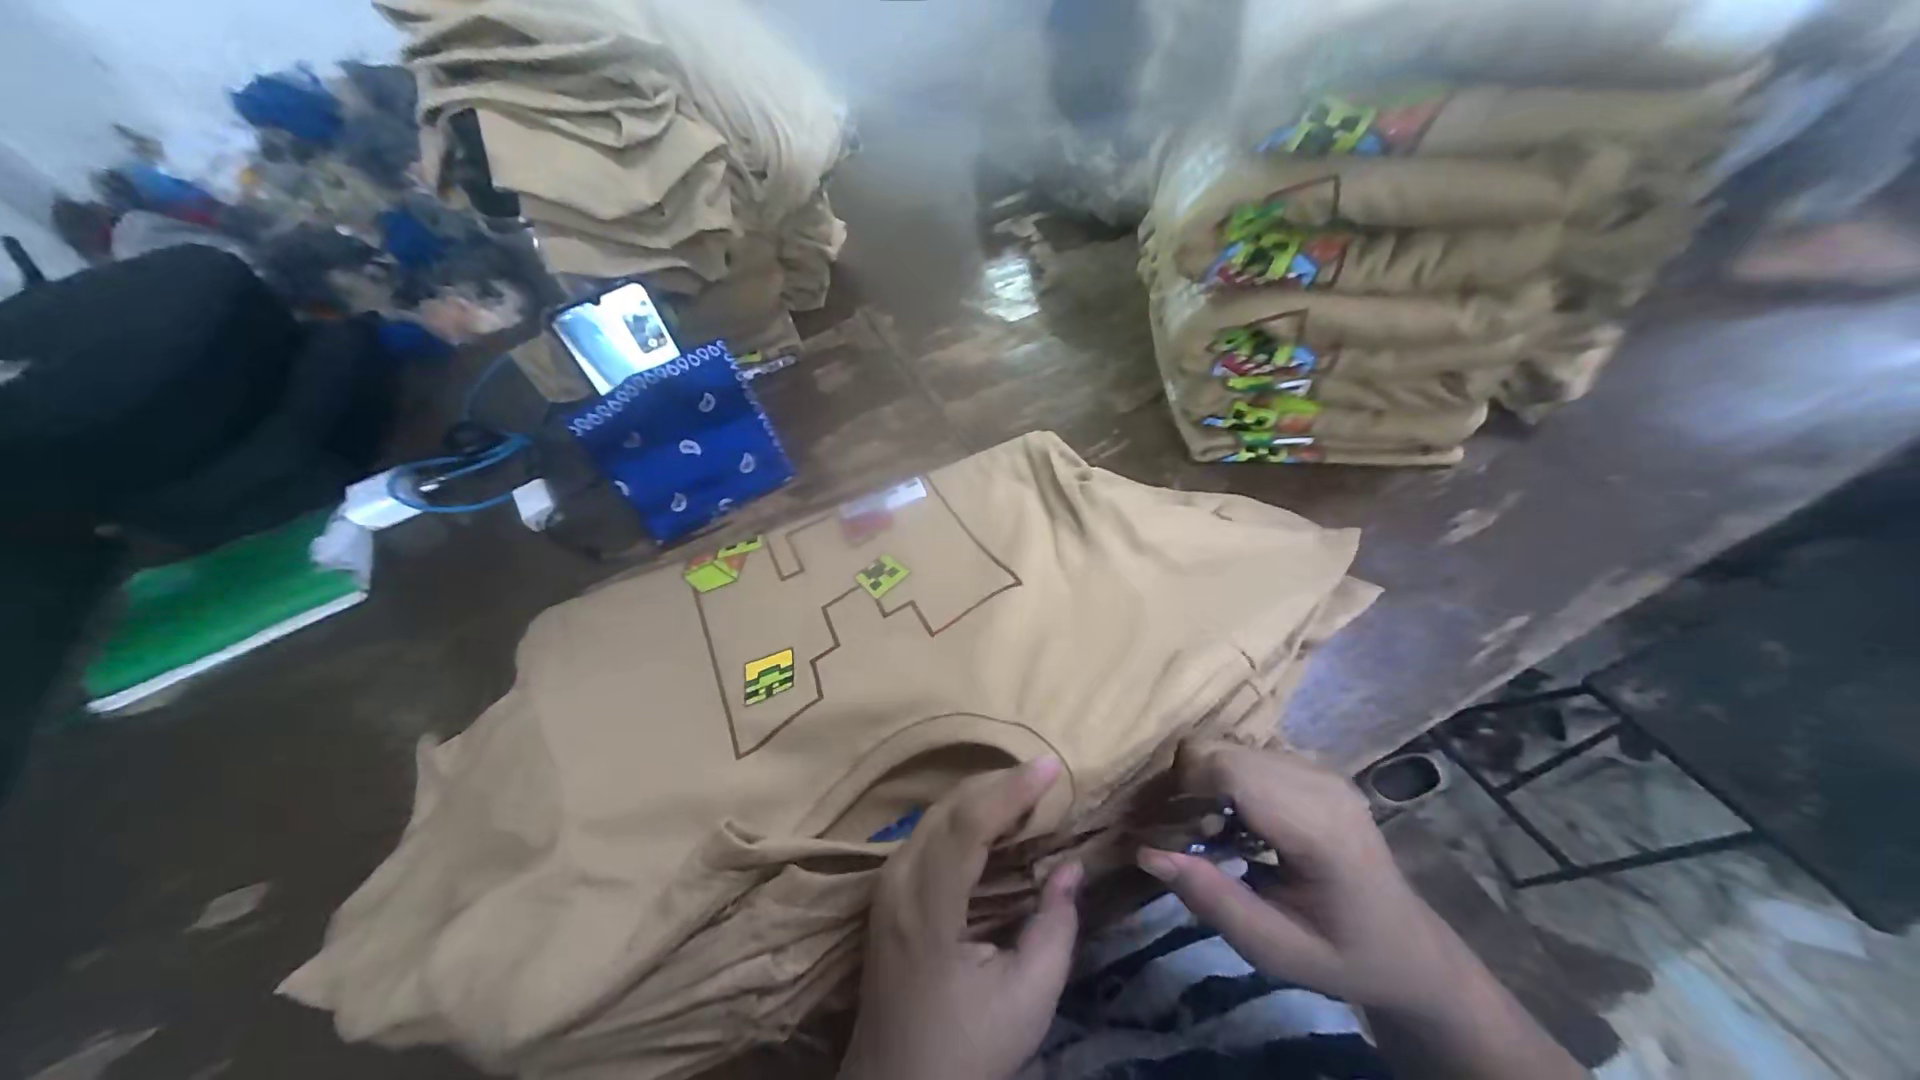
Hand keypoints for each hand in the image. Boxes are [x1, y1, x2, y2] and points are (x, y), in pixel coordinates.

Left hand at [840, 758, 1083, 1079]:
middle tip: (1045, 775)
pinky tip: (991, 818)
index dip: (1011, 789)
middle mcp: (898, 882)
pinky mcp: (887, 889)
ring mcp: (886, 883)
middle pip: (948, 808)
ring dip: (980, 794)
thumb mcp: (1028, 998)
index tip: (1051, 767)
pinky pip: (927, 831)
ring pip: (934, 813)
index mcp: (926, 908)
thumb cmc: (966, 1049)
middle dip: (998, 782)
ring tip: (1025, 789)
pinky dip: (963, 814)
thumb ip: (1055, 926)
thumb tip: (1072, 866)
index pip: (968, 825)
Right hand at [1135, 741, 1460, 1012]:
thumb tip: (1147, 854)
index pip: (1230, 772)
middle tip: (1194, 838)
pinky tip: (1237, 820)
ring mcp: (1318, 767)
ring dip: (1205, 781)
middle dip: (1189, 786)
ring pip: (1228, 745)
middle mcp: (1320, 782)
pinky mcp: (1311, 765)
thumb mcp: (1274, 949)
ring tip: (1216, 832)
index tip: (1176, 835)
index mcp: (1320, 828)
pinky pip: (1245, 751)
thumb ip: (1213, 900)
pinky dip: (1224, 777)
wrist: (1409, 947)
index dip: (1186, 791)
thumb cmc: (1343, 955)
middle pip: (1222, 750)